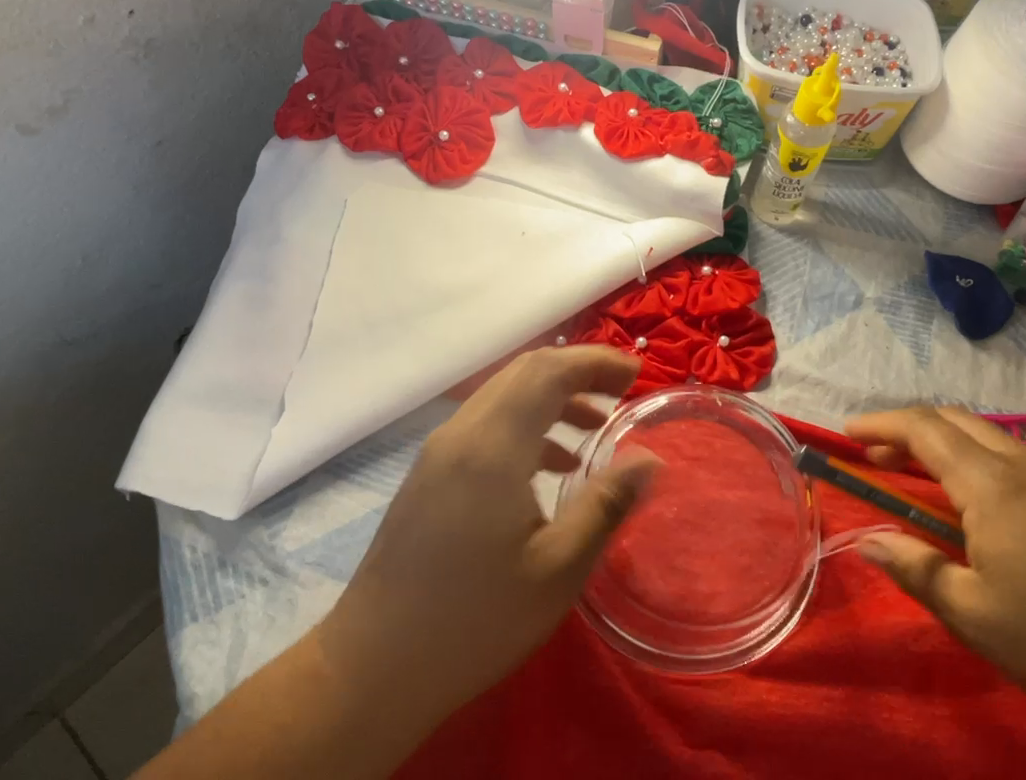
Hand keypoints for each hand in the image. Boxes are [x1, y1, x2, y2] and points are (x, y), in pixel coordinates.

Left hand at [313, 346, 660, 734]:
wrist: (375, 664)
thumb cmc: (477, 619)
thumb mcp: (558, 568)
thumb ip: (605, 504)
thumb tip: (650, 459)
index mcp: (493, 447)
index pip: (548, 372)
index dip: (595, 362)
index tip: (636, 374)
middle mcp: (461, 435)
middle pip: (522, 375)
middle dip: (576, 373)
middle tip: (622, 392)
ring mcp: (437, 455)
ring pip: (501, 400)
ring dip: (550, 400)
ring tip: (595, 429)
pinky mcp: (427, 478)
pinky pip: (484, 428)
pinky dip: (525, 427)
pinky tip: (550, 469)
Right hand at [848, 406, 1025, 779]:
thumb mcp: (973, 613)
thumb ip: (915, 568)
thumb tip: (867, 539)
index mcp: (992, 485)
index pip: (924, 429)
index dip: (881, 424)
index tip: (848, 434)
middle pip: (957, 421)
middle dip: (910, 430)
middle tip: (877, 458)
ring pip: (991, 438)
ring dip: (947, 445)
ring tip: (922, 481)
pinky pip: (1019, 460)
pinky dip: (980, 462)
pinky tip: (980, 506)